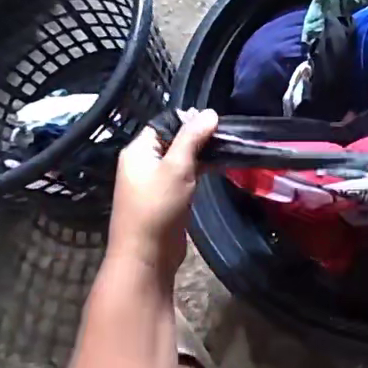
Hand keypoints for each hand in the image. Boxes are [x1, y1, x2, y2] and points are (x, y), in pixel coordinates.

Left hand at [107, 108, 218, 275]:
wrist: (147, 255)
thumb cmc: (157, 207)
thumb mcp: (177, 168)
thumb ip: (192, 138)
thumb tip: (210, 112)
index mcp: (139, 150)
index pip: (165, 123)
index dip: (189, 120)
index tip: (216, 121)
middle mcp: (144, 162)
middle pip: (174, 140)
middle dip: (199, 137)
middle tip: (227, 135)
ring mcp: (156, 181)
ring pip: (182, 159)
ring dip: (202, 154)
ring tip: (228, 149)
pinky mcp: (168, 197)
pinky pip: (185, 176)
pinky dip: (200, 170)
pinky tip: (219, 167)